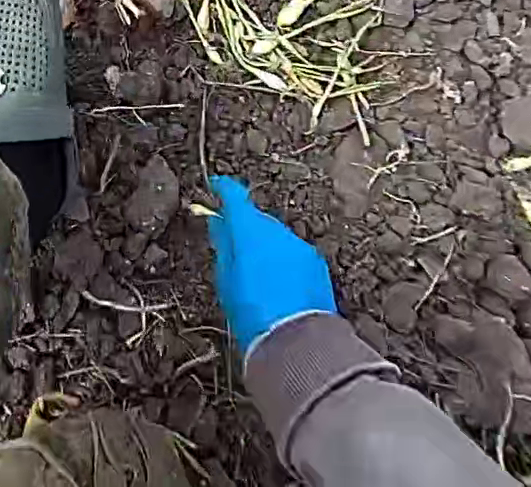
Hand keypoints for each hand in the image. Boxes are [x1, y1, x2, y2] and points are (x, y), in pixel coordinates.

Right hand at [206, 176, 338, 357]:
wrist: (296, 343)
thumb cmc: (253, 315)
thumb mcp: (226, 281)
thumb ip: (223, 245)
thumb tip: (217, 222)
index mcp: (250, 232)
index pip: (236, 198)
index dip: (224, 189)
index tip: (216, 186)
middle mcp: (277, 231)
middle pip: (257, 218)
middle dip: (245, 226)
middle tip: (233, 246)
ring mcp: (298, 244)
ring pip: (276, 235)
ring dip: (265, 245)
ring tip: (256, 275)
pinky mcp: (314, 260)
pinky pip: (293, 250)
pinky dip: (283, 258)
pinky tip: (277, 282)